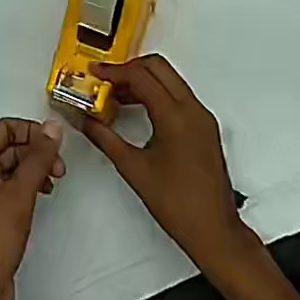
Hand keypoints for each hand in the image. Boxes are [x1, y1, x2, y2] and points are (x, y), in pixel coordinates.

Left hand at [0, 117, 64, 299]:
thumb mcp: (19, 193)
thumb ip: (38, 157)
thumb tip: (50, 131)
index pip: (4, 127)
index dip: (32, 131)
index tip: (54, 141)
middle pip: (8, 144)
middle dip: (35, 150)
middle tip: (56, 163)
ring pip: (11, 164)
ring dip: (34, 168)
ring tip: (51, 179)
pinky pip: (10, 184)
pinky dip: (27, 185)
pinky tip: (40, 194)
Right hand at [79, 55, 251, 267]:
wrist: (215, 232)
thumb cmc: (177, 204)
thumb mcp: (133, 168)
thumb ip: (105, 137)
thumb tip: (84, 120)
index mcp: (176, 117)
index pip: (141, 76)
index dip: (113, 71)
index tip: (94, 72)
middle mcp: (193, 110)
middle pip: (159, 67)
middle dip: (129, 68)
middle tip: (105, 79)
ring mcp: (202, 118)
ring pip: (169, 79)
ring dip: (142, 80)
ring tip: (115, 95)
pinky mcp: (205, 127)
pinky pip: (178, 96)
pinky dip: (156, 93)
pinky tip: (136, 110)